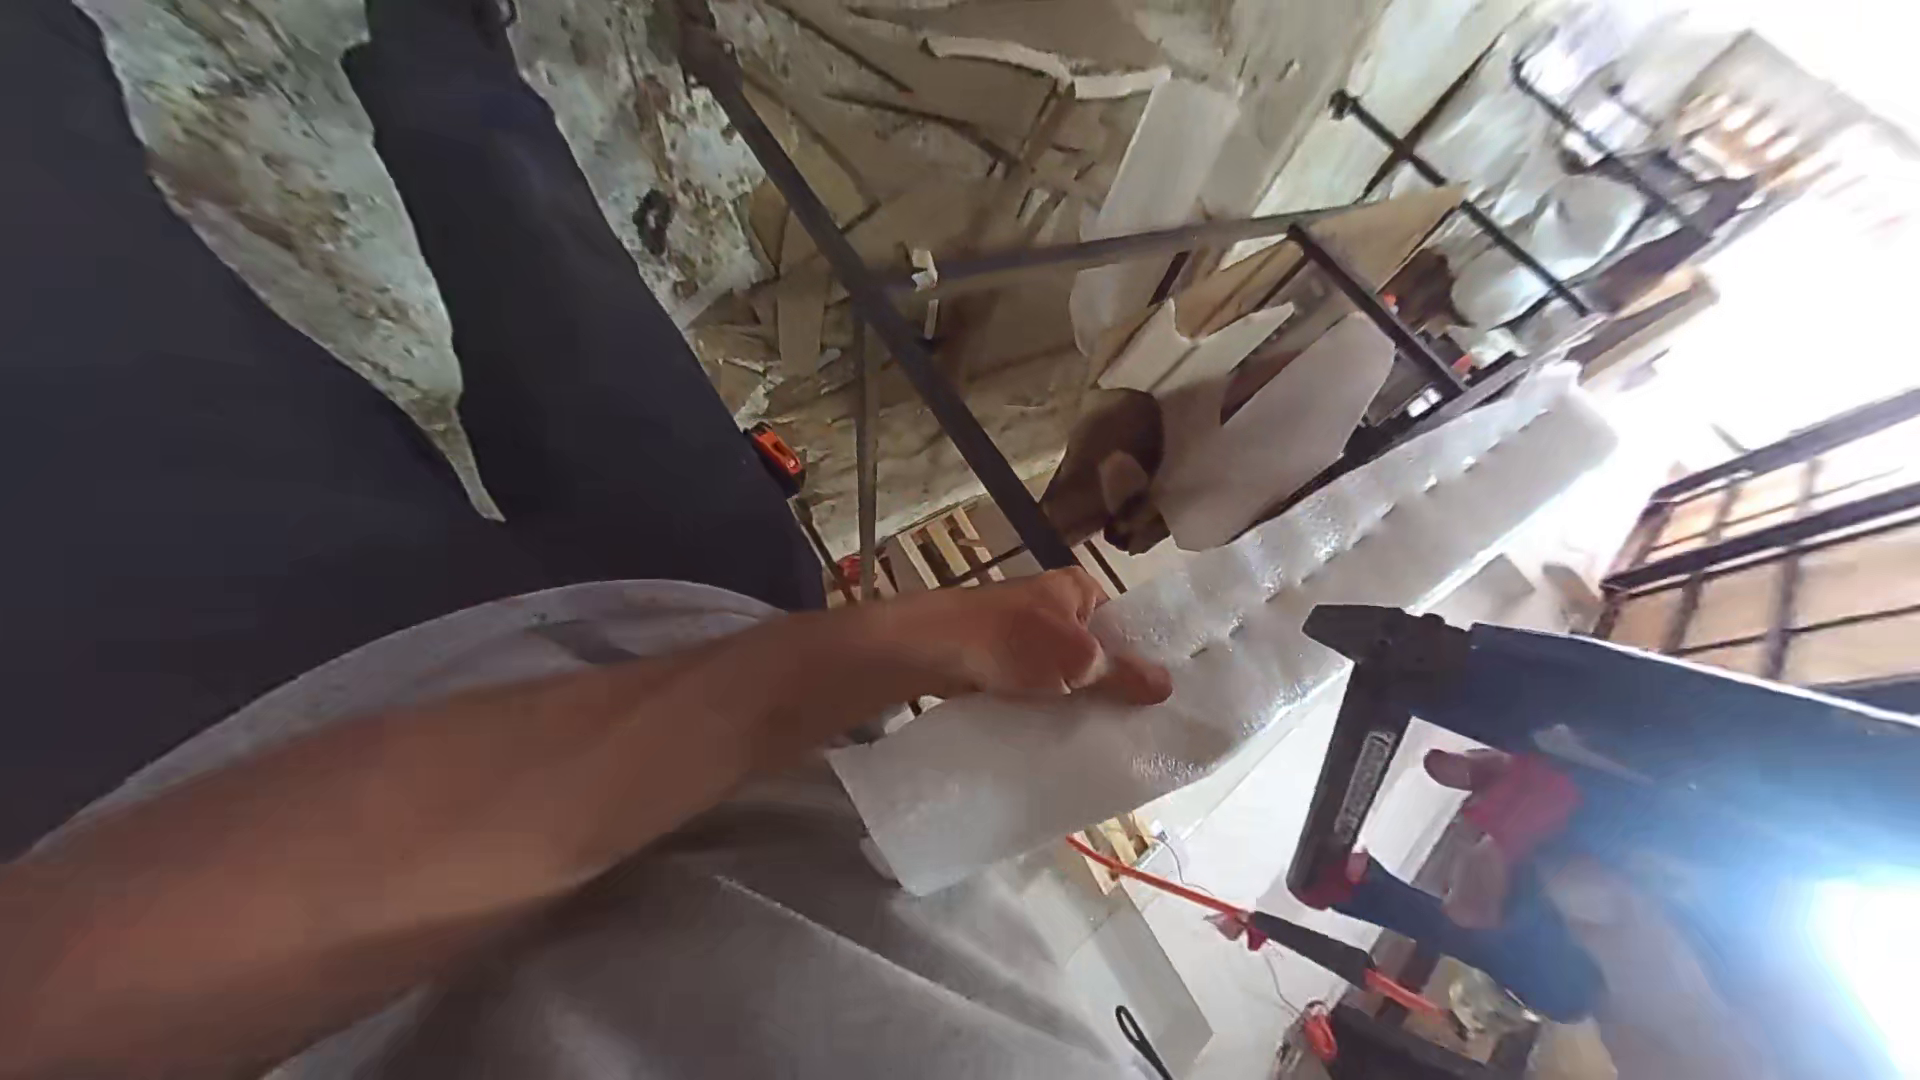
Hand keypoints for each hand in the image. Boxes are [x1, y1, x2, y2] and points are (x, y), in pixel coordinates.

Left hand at [876, 568, 1172, 705]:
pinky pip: (1039, 681)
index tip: (1159, 695)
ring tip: (1105, 732)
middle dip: (1109, 682)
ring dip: (1077, 696)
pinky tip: (1064, 729)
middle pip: (1096, 647)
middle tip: (1136, 723)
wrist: (936, 649)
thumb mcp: (1077, 658)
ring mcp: (1026, 631)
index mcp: (1078, 588)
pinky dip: (1049, 701)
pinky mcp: (1005, 656)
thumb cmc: (1013, 641)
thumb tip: (1169, 686)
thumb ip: (1122, 672)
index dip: (1142, 655)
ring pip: (1066, 669)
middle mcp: (1054, 604)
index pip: (1125, 621)